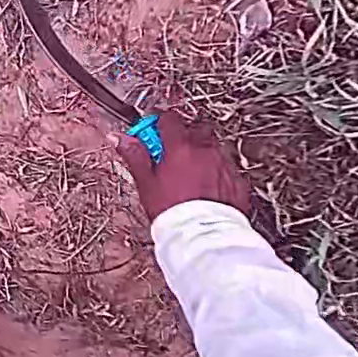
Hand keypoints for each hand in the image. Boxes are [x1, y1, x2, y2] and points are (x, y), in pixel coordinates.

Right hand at [112, 112, 250, 221]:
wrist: (201, 235)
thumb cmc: (173, 211)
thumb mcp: (146, 183)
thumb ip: (135, 155)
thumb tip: (120, 138)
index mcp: (180, 148)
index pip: (168, 121)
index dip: (157, 125)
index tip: (150, 135)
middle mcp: (205, 151)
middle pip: (193, 130)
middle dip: (180, 138)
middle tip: (166, 156)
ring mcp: (223, 164)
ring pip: (211, 148)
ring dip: (198, 155)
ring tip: (185, 176)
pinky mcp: (236, 180)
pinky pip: (225, 167)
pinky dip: (215, 172)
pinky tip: (204, 187)